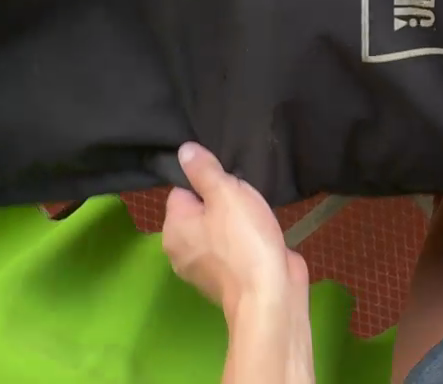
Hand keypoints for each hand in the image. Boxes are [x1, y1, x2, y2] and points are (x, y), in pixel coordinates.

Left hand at [163, 142, 308, 318]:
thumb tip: (183, 151)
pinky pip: (231, 244)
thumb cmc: (244, 238)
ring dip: (236, 218)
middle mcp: (180, 249)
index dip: (206, 181)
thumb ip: (204, 170)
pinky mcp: (226, 275)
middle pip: (200, 208)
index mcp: (173, 229)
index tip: (229, 182)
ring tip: (257, 211)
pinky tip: (261, 231)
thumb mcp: (225, 193)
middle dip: (223, 200)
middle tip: (246, 195)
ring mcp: (204, 266)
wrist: (269, 291)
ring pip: (217, 226)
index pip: (182, 190)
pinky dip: (244, 237)